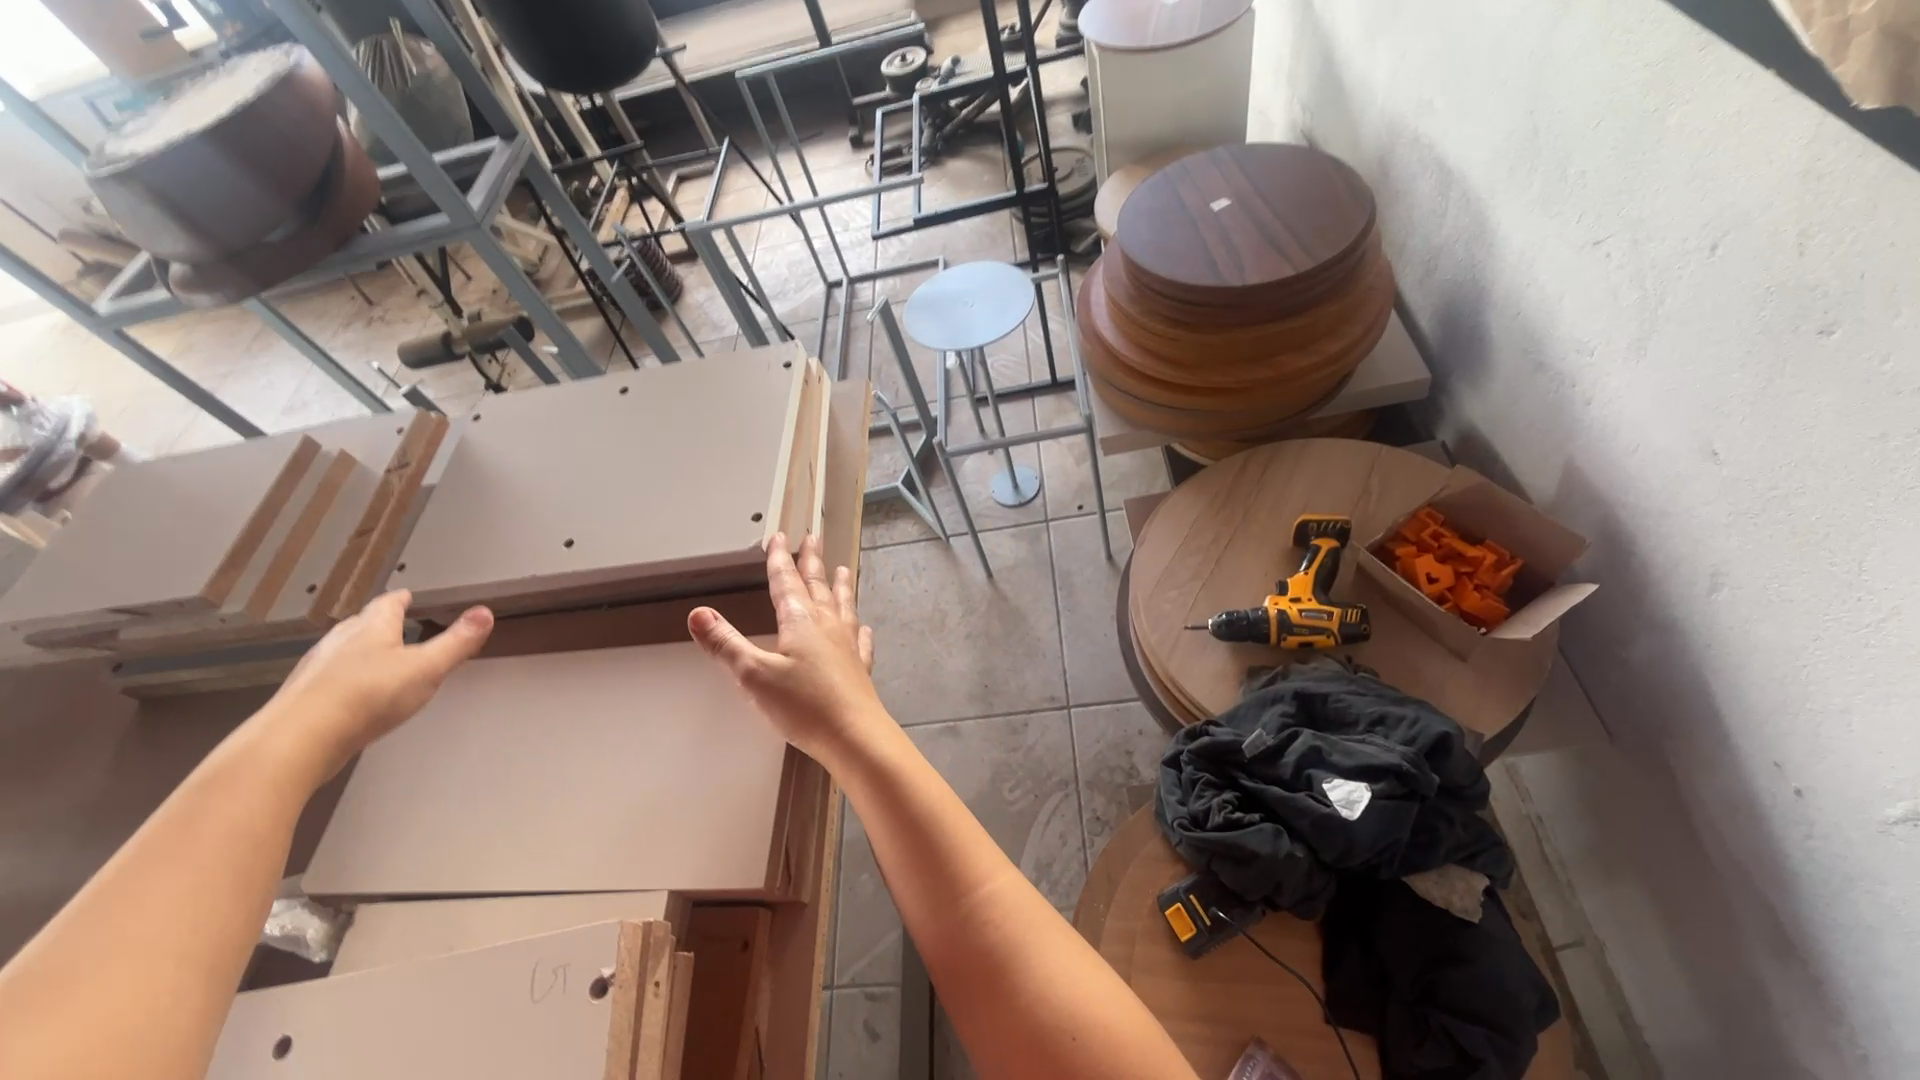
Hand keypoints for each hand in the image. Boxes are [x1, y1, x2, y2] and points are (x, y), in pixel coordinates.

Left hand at [259, 590, 493, 778]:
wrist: (301, 738)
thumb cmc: (370, 695)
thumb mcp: (427, 668)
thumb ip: (457, 642)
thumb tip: (485, 611)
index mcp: (372, 628)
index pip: (387, 604)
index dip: (400, 599)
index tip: (408, 596)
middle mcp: (340, 641)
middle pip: (361, 624)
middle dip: (379, 622)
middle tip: (395, 624)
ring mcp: (318, 668)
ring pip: (342, 650)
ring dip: (360, 650)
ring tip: (378, 658)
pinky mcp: (304, 696)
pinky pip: (330, 677)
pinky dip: (345, 677)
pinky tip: (353, 693)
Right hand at [688, 533, 881, 759]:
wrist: (855, 735)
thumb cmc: (804, 706)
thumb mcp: (754, 675)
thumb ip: (726, 644)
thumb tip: (698, 613)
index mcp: (800, 621)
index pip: (786, 581)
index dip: (780, 559)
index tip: (779, 537)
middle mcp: (827, 625)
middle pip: (817, 585)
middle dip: (811, 561)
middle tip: (813, 537)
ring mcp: (848, 645)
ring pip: (843, 605)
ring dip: (840, 585)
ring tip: (842, 570)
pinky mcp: (860, 668)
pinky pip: (860, 639)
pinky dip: (859, 628)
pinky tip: (862, 628)